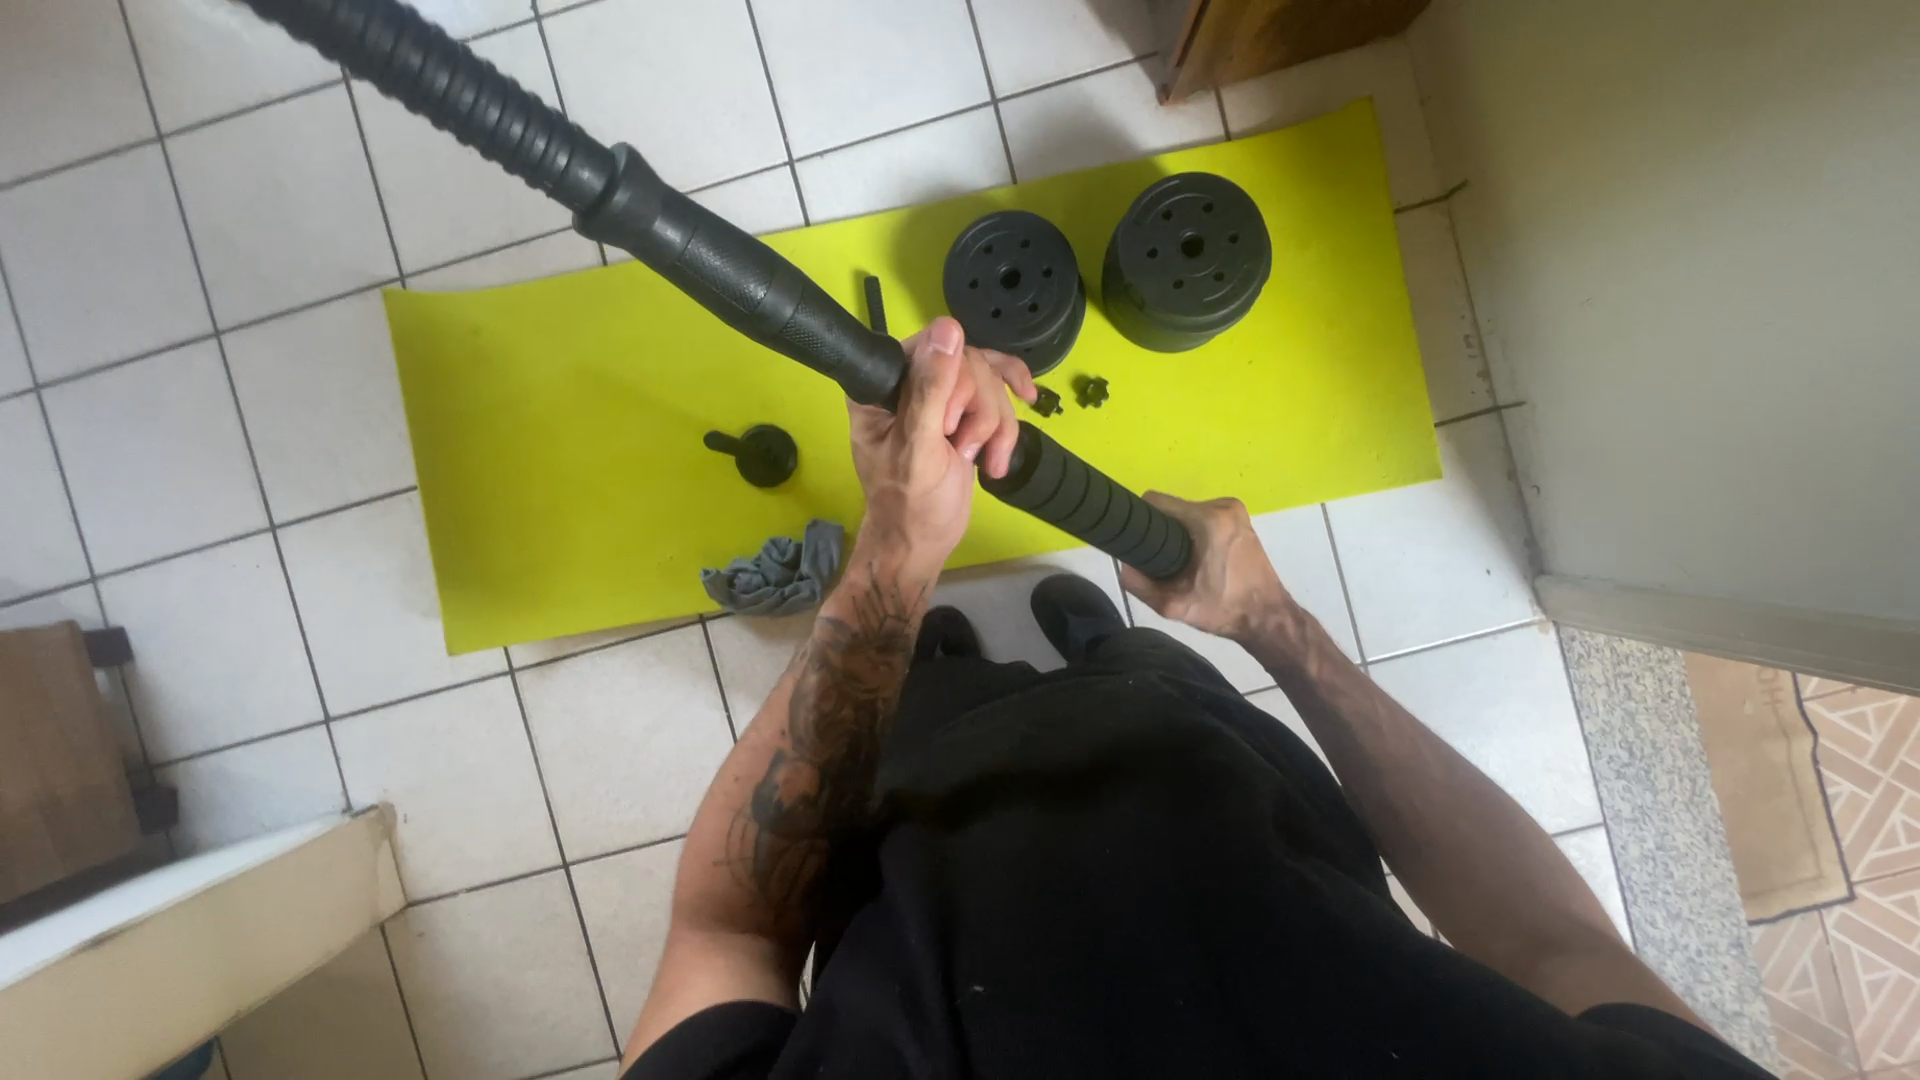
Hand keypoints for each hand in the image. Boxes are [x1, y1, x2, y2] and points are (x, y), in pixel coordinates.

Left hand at [848, 318, 1032, 571]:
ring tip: (982, 460)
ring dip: (996, 426)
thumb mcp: (919, 448)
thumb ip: (931, 389)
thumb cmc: (910, 504)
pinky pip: (999, 386)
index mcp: (882, 386)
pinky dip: (1012, 404)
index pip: (930, 347)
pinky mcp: (965, 411)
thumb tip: (948, 328)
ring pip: (990, 380)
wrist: (925, 539)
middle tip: (963, 449)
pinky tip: (1028, 399)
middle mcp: (909, 382)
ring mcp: (941, 396)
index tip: (949, 424)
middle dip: (978, 413)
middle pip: (968, 363)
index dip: (953, 382)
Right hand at [1119, 493, 1296, 643]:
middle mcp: (1222, 506)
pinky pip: (1202, 517)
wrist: (1267, 616)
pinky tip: (1197, 557)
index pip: (1155, 502)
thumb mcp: (1174, 606)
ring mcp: (1234, 509)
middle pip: (1171, 507)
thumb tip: (1123, 565)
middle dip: (1160, 532)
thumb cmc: (1223, 610)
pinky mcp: (1239, 517)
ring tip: (1181, 563)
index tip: (1138, 544)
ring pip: (1185, 512)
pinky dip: (1193, 532)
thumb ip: (1140, 585)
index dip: (1140, 520)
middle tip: (1162, 563)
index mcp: (1208, 520)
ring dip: (1176, 533)